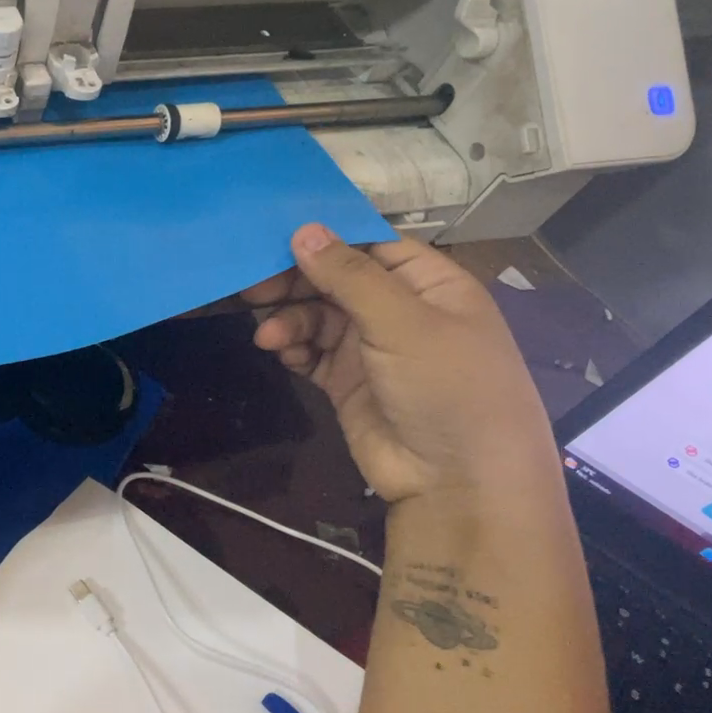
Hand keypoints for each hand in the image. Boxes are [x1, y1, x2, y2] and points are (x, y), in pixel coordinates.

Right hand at [244, 223, 553, 502]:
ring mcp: (372, 347)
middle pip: (335, 279)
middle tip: (253, 289)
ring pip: (316, 315)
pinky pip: (310, 350)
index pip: (370, 245)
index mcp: (430, 284)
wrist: (458, 482)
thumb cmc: (447, 387)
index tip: (275, 237)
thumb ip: (348, 275)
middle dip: (295, 282)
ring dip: (289, 320)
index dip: (326, 239)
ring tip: (270, 338)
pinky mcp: (347, 381)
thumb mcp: (402, 322)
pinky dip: (292, 347)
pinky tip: (282, 353)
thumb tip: (303, 230)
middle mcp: (400, 309)